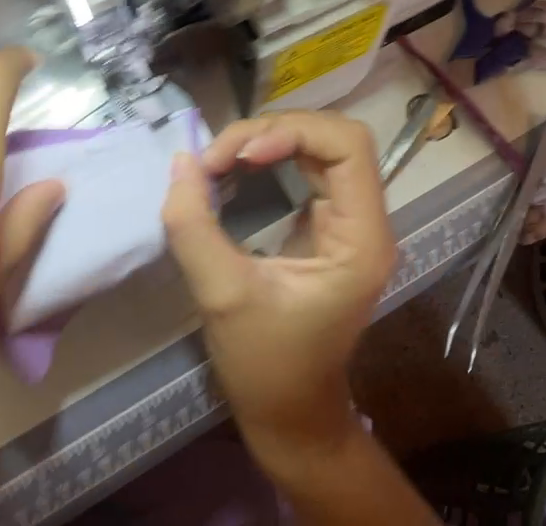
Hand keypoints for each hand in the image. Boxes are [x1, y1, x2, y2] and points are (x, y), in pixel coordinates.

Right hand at [160, 111, 396, 455]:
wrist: (289, 413)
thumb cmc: (266, 364)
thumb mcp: (222, 295)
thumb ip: (194, 226)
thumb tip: (181, 162)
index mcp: (360, 239)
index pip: (348, 145)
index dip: (293, 133)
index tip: (240, 158)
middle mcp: (364, 220)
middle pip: (330, 136)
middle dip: (270, 133)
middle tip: (217, 158)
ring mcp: (346, 221)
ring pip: (316, 145)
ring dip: (265, 141)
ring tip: (218, 161)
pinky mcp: (325, 224)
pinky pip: (303, 167)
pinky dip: (266, 157)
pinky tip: (232, 170)